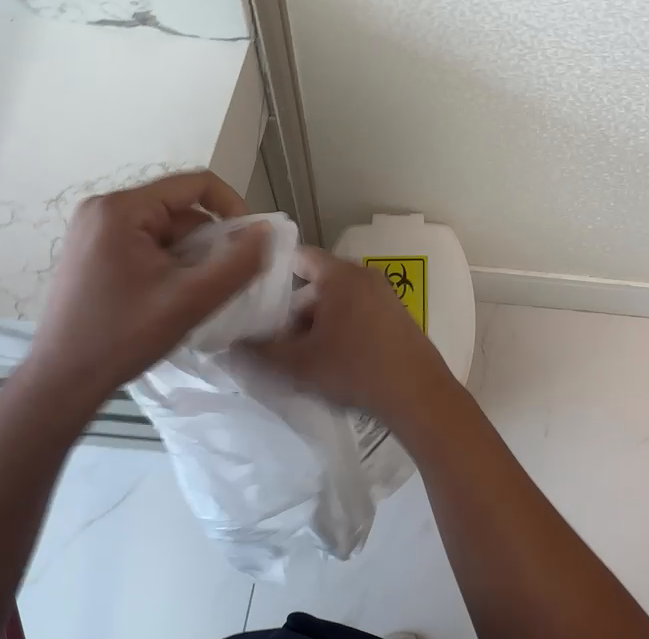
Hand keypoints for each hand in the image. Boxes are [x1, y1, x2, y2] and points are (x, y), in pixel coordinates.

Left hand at [25, 171, 265, 408]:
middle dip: (209, 241)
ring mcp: (94, 229)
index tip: (249, 243)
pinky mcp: (93, 250)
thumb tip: (267, 231)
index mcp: (121, 208)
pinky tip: (171, 296)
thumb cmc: (123, 337)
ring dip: (191, 256)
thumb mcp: (192, 299)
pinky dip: (170, 263)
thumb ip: (239, 262)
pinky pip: (148, 242)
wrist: (61, 383)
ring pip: (168, 229)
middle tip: (219, 280)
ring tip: (193, 294)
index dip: (233, 208)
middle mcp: (103, 208)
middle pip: (182, 209)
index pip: (197, 185)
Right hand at [244, 246, 458, 429]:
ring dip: (315, 323)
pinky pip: (356, 312)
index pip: (299, 257)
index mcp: (340, 275)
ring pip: (336, 301)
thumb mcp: (300, 364)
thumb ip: (261, 353)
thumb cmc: (355, 369)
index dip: (272, 271)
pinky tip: (329, 359)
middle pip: (316, 283)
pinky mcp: (395, 314)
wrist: (416, 392)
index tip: (250, 291)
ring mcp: (383, 294)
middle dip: (292, 310)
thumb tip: (231, 346)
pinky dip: (338, 327)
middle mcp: (363, 275)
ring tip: (298, 355)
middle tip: (272, 338)